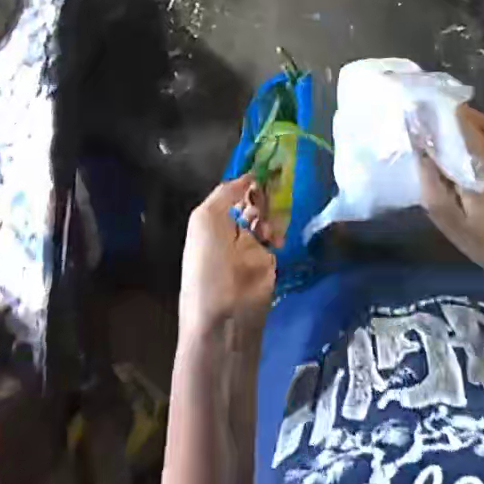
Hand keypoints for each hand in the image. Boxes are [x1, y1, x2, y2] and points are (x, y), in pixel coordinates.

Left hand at [178, 175, 276, 337]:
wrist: (225, 314)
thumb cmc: (208, 264)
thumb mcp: (205, 220)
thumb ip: (225, 193)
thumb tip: (247, 176)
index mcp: (211, 220)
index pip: (232, 193)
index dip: (246, 182)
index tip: (264, 170)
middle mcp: (230, 230)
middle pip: (252, 202)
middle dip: (261, 197)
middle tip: (268, 196)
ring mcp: (249, 246)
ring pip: (266, 217)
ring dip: (270, 215)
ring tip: (267, 225)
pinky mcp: (267, 261)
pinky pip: (275, 237)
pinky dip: (277, 233)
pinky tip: (275, 240)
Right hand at [418, 106, 483, 278]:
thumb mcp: (450, 220)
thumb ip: (429, 181)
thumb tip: (418, 149)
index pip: (453, 118)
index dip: (429, 116)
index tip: (409, 121)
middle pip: (464, 114)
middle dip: (441, 121)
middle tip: (420, 136)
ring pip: (475, 120)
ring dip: (455, 128)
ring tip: (436, 145)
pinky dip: (470, 136)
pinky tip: (458, 155)